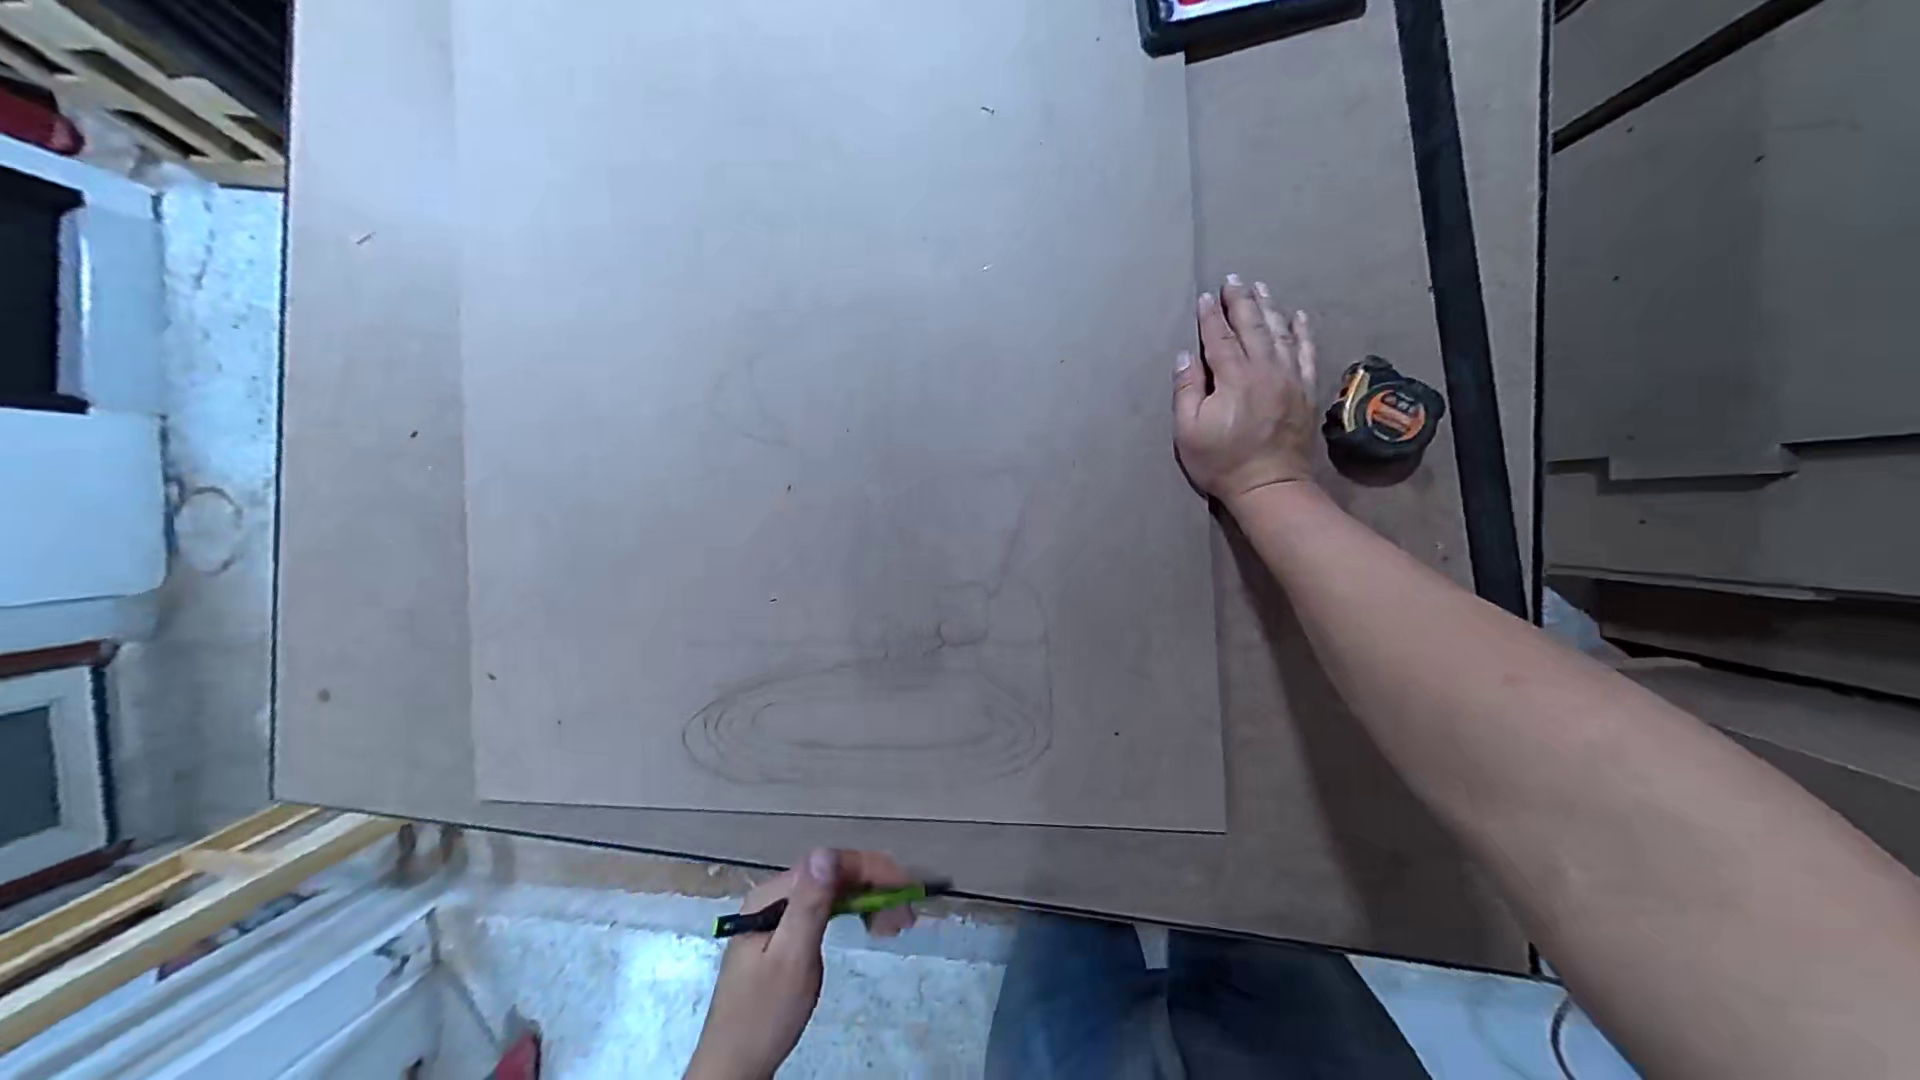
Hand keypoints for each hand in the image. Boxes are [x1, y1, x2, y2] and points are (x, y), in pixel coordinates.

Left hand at [685, 849, 915, 1079]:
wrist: (734, 1065)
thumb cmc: (765, 1014)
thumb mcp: (792, 959)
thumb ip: (810, 904)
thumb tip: (827, 851)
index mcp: (773, 895)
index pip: (830, 863)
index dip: (871, 869)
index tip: (906, 889)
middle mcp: (776, 895)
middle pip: (834, 874)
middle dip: (875, 886)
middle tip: (906, 916)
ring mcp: (781, 913)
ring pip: (834, 890)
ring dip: (868, 898)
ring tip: (895, 923)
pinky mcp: (788, 931)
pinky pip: (828, 907)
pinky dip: (854, 911)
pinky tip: (871, 924)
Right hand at [1172, 275, 1318, 504]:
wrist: (1270, 486)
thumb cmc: (1221, 462)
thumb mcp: (1188, 431)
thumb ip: (1187, 390)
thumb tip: (1186, 356)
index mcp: (1234, 379)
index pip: (1220, 339)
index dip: (1211, 316)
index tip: (1205, 297)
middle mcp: (1265, 370)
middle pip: (1252, 327)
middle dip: (1241, 301)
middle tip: (1234, 279)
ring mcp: (1290, 378)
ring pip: (1280, 333)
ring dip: (1269, 308)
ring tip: (1260, 288)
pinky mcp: (1306, 390)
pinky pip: (1306, 352)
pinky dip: (1302, 332)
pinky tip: (1298, 316)